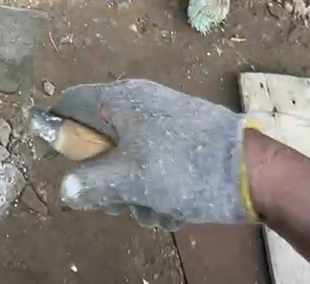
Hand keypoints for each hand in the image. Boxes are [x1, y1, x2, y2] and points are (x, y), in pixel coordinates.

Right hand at [49, 79, 252, 228]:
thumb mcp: (131, 181)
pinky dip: (155, 183)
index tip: (63, 162)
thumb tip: (63, 188)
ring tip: (156, 208)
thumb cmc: (184, 168)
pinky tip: (174, 205)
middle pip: (98, 136)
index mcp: (117, 100)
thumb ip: (91, 183)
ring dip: (133, 187)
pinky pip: (152, 158)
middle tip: (117, 200)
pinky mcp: (180, 132)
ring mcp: (160, 115)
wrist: (252, 169)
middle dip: (104, 174)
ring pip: (127, 154)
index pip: (69, 103)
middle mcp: (135, 100)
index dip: (58, 130)